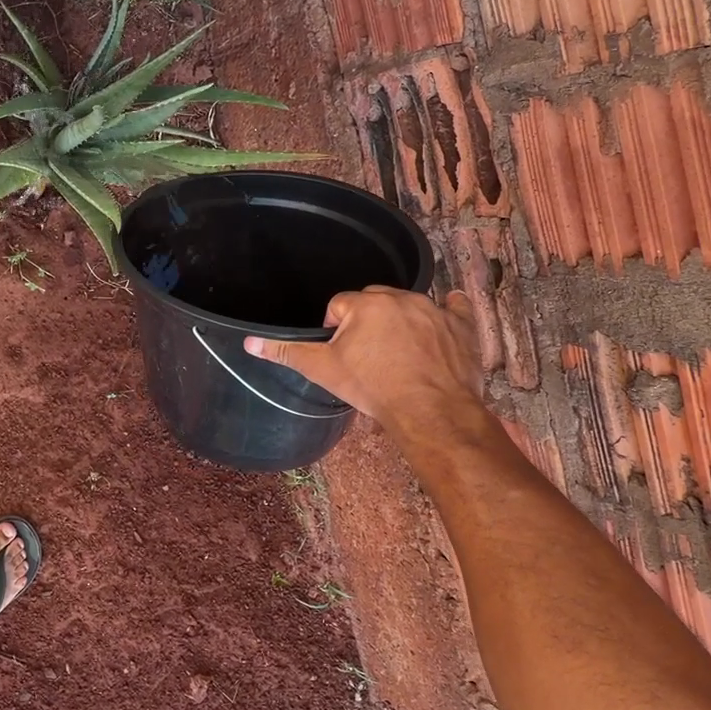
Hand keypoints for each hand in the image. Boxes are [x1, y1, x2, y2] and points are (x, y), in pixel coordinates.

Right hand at [242, 286, 484, 432]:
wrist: (430, 411)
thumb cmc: (372, 386)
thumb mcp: (321, 369)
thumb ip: (286, 352)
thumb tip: (249, 342)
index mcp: (365, 304)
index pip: (338, 304)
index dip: (334, 327)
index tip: (340, 350)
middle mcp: (400, 298)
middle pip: (372, 300)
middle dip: (366, 319)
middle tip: (365, 351)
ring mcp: (434, 310)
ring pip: (407, 304)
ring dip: (399, 319)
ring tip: (395, 350)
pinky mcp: (461, 327)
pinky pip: (454, 308)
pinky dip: (448, 311)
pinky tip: (443, 314)